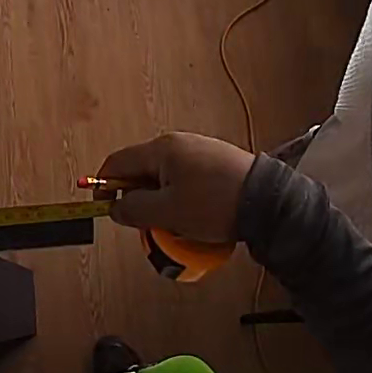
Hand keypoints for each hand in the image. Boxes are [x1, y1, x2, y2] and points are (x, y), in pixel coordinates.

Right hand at [94, 133, 255, 243]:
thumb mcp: (167, 212)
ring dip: (164, 206)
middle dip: (140, 201)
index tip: (104, 208)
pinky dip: (185, 203)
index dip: (104, 185)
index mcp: (163, 149)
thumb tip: (116, 207)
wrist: (267, 200)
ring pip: (167, 181)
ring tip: (177, 227)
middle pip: (143, 172)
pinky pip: (189, 184)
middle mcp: (181, 144)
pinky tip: (197, 221)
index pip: (118, 162)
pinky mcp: (218, 165)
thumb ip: (134, 209)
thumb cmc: (215, 203)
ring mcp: (202, 153)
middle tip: (148, 225)